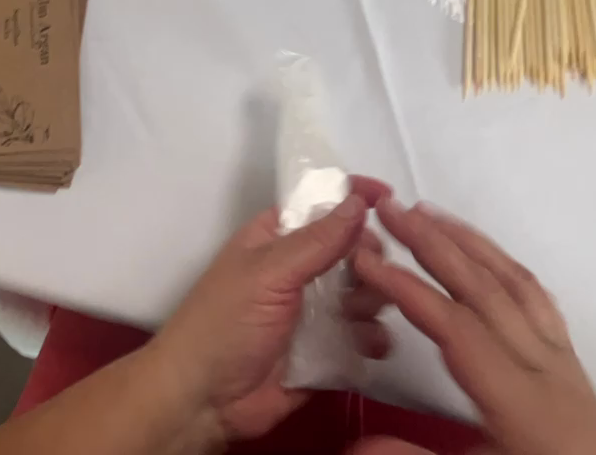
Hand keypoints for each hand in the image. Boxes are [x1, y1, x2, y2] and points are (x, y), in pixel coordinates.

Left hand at [143, 188, 389, 444]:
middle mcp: (299, 268)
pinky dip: (371, 337)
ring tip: (356, 314)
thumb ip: (316, 240)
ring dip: (371, 299)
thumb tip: (356, 200)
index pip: (320, 204)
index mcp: (277, 236)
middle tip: (365, 272)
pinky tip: (367, 344)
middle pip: (351, 248)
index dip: (352, 196)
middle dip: (367, 257)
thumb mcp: (268, 272)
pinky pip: (363, 335)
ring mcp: (314, 310)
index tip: (389, 197)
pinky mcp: (326, 350)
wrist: (206, 399)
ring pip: (363, 292)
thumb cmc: (225, 321)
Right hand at [350, 198, 595, 454]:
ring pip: (515, 285)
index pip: (458, 328)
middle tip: (388, 208)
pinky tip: (480, 251)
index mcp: (525, 405)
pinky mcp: (573, 366)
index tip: (363, 259)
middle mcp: (549, 372)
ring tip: (425, 212)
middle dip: (432, 243)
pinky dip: (502, 263)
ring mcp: (566, 363)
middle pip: (486, 290)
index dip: (408, 290)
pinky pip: (538, 299)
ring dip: (466, 241)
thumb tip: (355, 442)